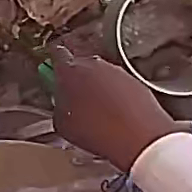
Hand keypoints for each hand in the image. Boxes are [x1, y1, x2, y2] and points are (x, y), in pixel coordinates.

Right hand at [51, 51, 179, 171]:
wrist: (139, 138)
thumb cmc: (98, 131)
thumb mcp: (62, 123)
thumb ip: (58, 105)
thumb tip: (61, 105)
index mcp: (70, 70)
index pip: (57, 53)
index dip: (53, 61)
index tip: (52, 68)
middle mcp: (93, 64)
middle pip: (80, 64)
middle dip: (76, 78)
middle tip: (74, 98)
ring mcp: (116, 71)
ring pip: (101, 74)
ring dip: (97, 87)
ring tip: (96, 111)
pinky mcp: (135, 82)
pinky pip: (119, 85)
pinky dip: (116, 96)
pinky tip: (115, 114)